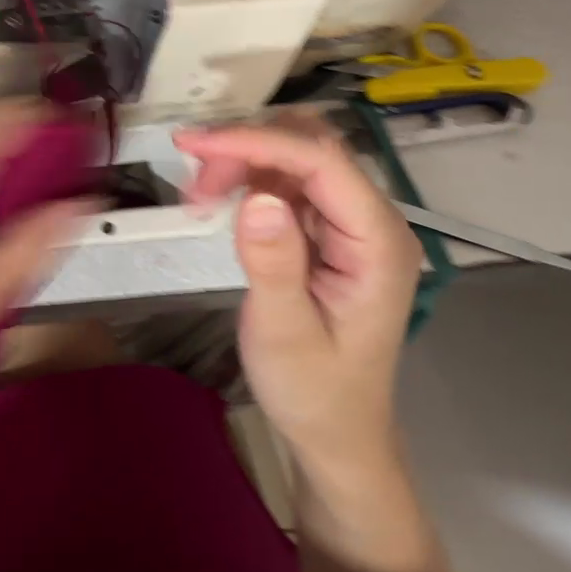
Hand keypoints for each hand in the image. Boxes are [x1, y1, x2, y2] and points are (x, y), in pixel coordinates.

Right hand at [174, 115, 421, 478]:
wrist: (333, 429)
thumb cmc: (312, 389)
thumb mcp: (284, 333)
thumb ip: (274, 265)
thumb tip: (257, 199)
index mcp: (378, 243)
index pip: (321, 163)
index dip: (257, 142)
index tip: (195, 145)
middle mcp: (372, 221)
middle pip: (311, 148)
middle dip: (246, 147)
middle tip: (192, 180)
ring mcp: (350, 222)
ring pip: (294, 157)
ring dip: (241, 160)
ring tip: (198, 195)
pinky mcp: (326, 229)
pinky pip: (285, 181)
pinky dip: (245, 178)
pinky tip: (216, 199)